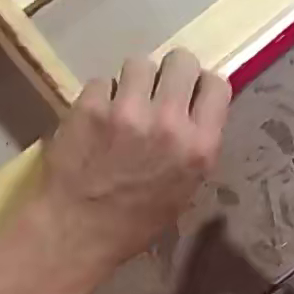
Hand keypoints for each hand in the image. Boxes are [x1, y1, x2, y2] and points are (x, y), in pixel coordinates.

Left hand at [9, 49, 229, 293]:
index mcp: (199, 148)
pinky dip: (99, 98)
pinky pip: (102, 82)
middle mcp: (169, 123)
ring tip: (120, 106)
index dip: (201, 84)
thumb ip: (193, 146)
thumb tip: (192, 109)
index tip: (188, 92)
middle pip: (181, 61)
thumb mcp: (183, 189)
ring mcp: (128, 112)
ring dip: (131, 82)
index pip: (217, 85)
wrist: (76, 232)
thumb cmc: (133, 222)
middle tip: (154, 91)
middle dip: (168, 73)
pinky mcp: (91, 107)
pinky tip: (93, 121)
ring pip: (139, 64)